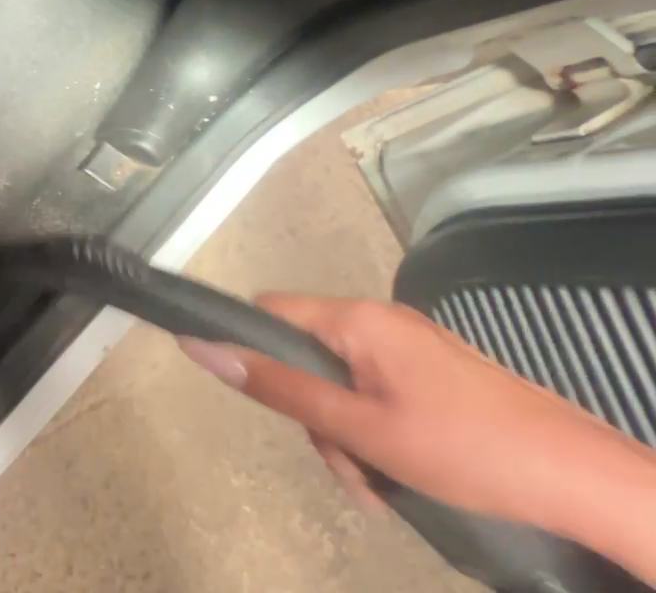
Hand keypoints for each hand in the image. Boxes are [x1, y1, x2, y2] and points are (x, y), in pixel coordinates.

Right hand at [179, 294, 649, 533]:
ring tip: (379, 483)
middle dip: (312, 412)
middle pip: (306, 354)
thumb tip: (200, 347)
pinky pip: (380, 389)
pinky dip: (376, 428)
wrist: (596, 487)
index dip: (251, 348)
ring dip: (345, 431)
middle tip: (344, 463)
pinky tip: (400, 472)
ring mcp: (418, 347)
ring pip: (343, 380)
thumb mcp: (360, 429)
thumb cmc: (470, 452)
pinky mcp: (443, 375)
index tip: (267, 400)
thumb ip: (277, 387)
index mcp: (358, 320)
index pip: (268, 309)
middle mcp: (384, 321)